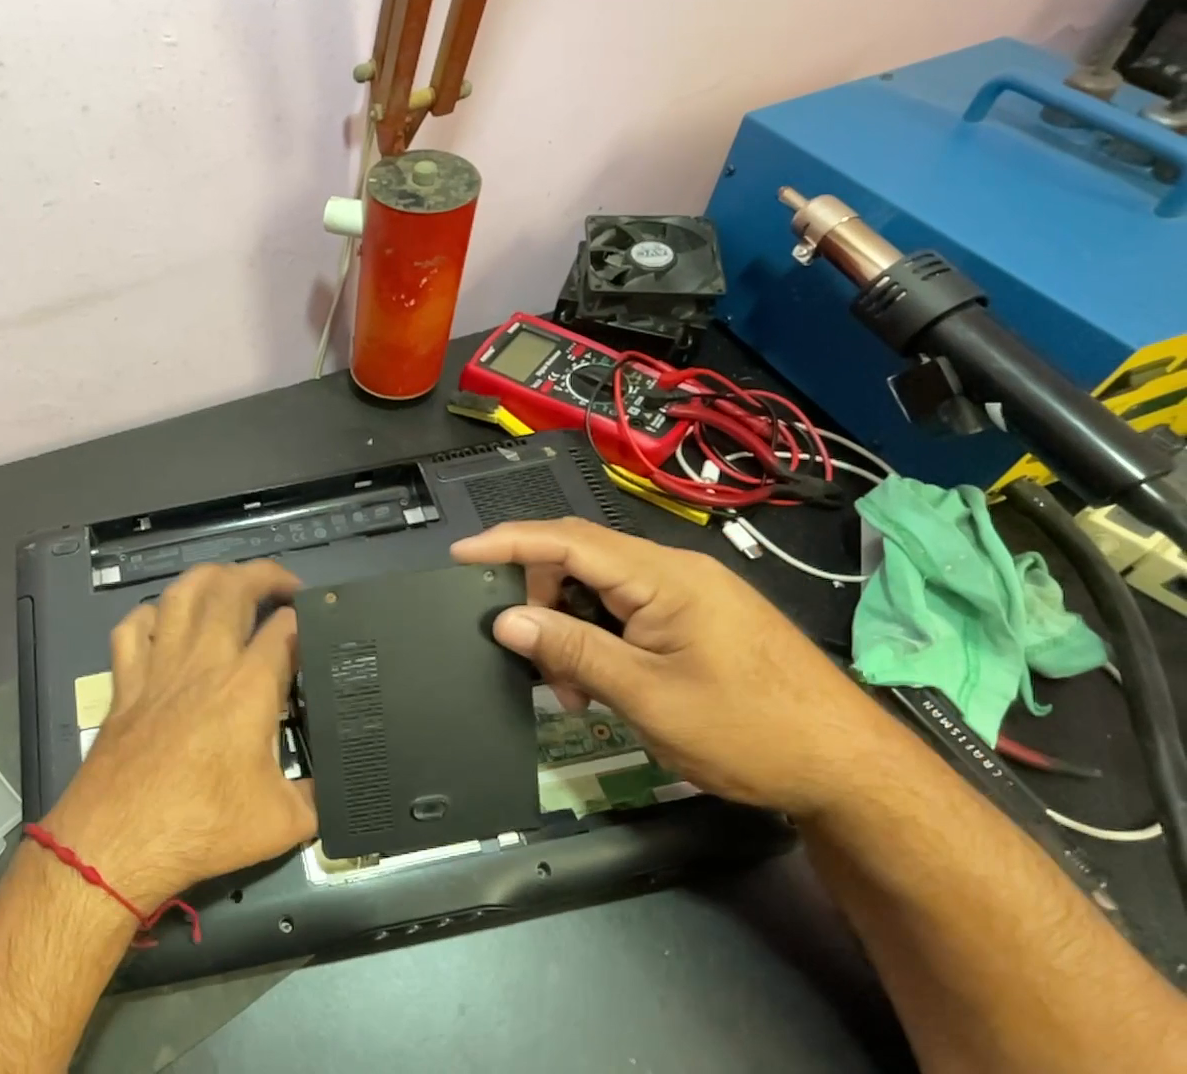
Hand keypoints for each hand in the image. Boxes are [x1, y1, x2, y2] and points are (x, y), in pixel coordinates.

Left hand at [42, 560, 316, 906]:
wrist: (119, 843)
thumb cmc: (204, 828)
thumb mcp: (284, 823)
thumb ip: (318, 797)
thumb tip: (334, 789)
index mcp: (248, 687)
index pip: (286, 628)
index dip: (308, 618)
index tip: (318, 627)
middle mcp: (203, 662)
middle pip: (231, 588)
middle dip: (263, 574)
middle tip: (283, 585)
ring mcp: (158, 668)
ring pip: (180, 595)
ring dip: (210, 578)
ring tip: (231, 583)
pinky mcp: (124, 684)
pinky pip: (132, 629)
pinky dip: (150, 614)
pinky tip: (165, 621)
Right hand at [451, 519, 908, 817]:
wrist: (849, 768)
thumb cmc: (748, 731)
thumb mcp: (646, 696)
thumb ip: (572, 650)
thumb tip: (507, 619)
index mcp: (665, 578)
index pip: (568, 541)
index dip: (508, 542)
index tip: (460, 555)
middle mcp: (676, 572)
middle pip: (580, 562)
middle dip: (542, 605)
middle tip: (539, 669)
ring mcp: (691, 594)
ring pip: (601, 591)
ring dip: (572, 632)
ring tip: (576, 693)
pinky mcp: (699, 618)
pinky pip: (628, 612)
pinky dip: (601, 641)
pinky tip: (604, 685)